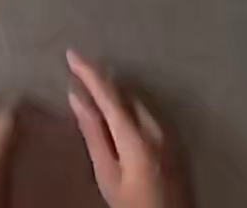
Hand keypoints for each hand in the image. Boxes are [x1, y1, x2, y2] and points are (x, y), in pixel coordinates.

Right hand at [67, 50, 189, 207]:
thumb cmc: (134, 206)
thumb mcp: (107, 176)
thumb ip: (93, 133)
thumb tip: (75, 94)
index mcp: (136, 136)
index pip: (108, 92)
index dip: (87, 70)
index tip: (70, 53)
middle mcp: (155, 126)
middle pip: (124, 90)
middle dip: (100, 79)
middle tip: (79, 76)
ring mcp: (170, 131)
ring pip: (136, 96)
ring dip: (115, 89)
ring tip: (96, 91)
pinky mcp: (176, 138)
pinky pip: (148, 107)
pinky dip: (129, 101)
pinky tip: (120, 110)